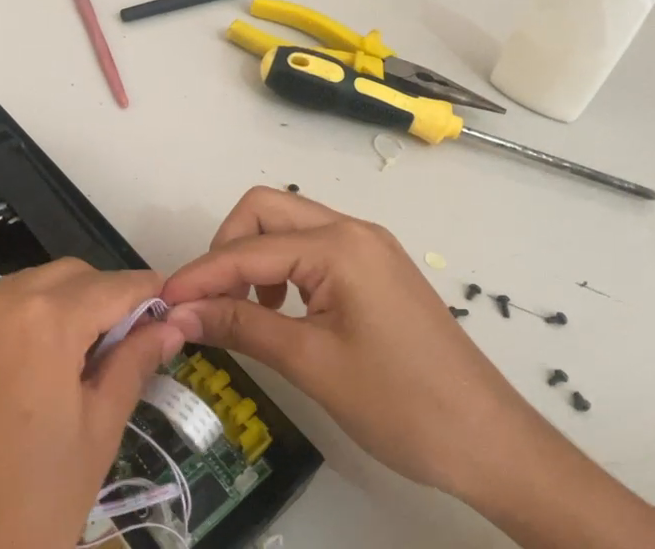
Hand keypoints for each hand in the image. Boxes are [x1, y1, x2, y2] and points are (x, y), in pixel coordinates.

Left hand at [0, 259, 184, 548]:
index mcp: (45, 320)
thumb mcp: (98, 432)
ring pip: (24, 286)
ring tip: (75, 359)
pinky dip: (16, 322)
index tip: (165, 305)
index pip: (110, 286)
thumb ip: (133, 365)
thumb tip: (169, 327)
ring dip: (58, 305)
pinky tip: (25, 369)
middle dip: (101, 296)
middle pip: (66, 275)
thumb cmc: (34, 498)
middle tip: (124, 340)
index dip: (143, 292)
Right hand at [160, 186, 531, 497]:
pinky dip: (281, 267)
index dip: (200, 274)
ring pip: (288, 225)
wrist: (492, 444)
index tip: (161, 300)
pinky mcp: (376, 269)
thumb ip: (241, 326)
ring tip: (239, 309)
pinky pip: (312, 248)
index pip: (248, 249)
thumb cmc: (402, 406)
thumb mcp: (311, 364)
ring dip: (253, 255)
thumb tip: (181, 311)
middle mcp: (353, 230)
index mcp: (339, 246)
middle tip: (206, 300)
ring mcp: (368, 247)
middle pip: (265, 210)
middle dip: (225, 247)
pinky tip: (278, 309)